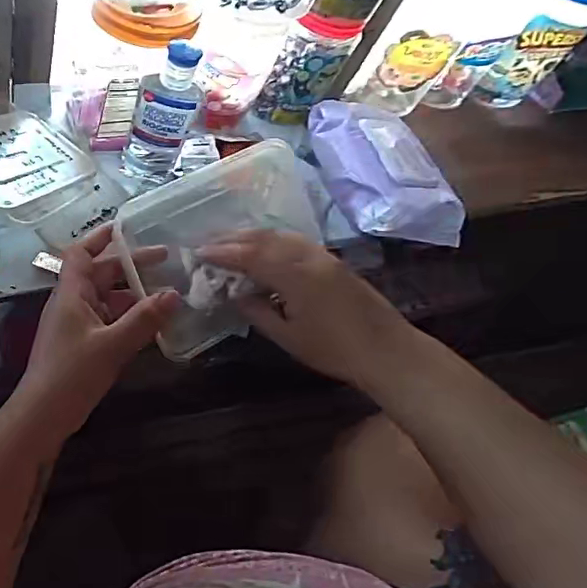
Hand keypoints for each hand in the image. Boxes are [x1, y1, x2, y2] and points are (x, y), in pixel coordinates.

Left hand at [17, 224, 180, 425]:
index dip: (101, 238)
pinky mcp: (80, 345)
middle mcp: (70, 303)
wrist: (43, 415)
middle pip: (99, 274)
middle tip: (165, 261)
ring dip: (131, 294)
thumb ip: (144, 319)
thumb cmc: (72, 373)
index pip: (81, 253)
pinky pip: (106, 320)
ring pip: (105, 299)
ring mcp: (74, 325)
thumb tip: (174, 294)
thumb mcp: (113, 345)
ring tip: (165, 293)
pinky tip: (150, 324)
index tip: (129, 228)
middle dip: (129, 265)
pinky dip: (127, 317)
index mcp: (70, 294)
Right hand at [197, 229, 417, 388]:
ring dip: (251, 236)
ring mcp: (323, 256)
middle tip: (207, 244)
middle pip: (264, 239)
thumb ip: (257, 311)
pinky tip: (263, 248)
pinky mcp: (332, 261)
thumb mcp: (288, 336)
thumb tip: (235, 293)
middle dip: (233, 239)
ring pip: (280, 236)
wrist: (388, 351)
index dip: (222, 253)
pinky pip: (294, 241)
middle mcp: (309, 257)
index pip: (250, 255)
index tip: (198, 254)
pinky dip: (272, 240)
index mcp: (295, 275)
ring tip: (229, 242)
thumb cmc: (334, 350)